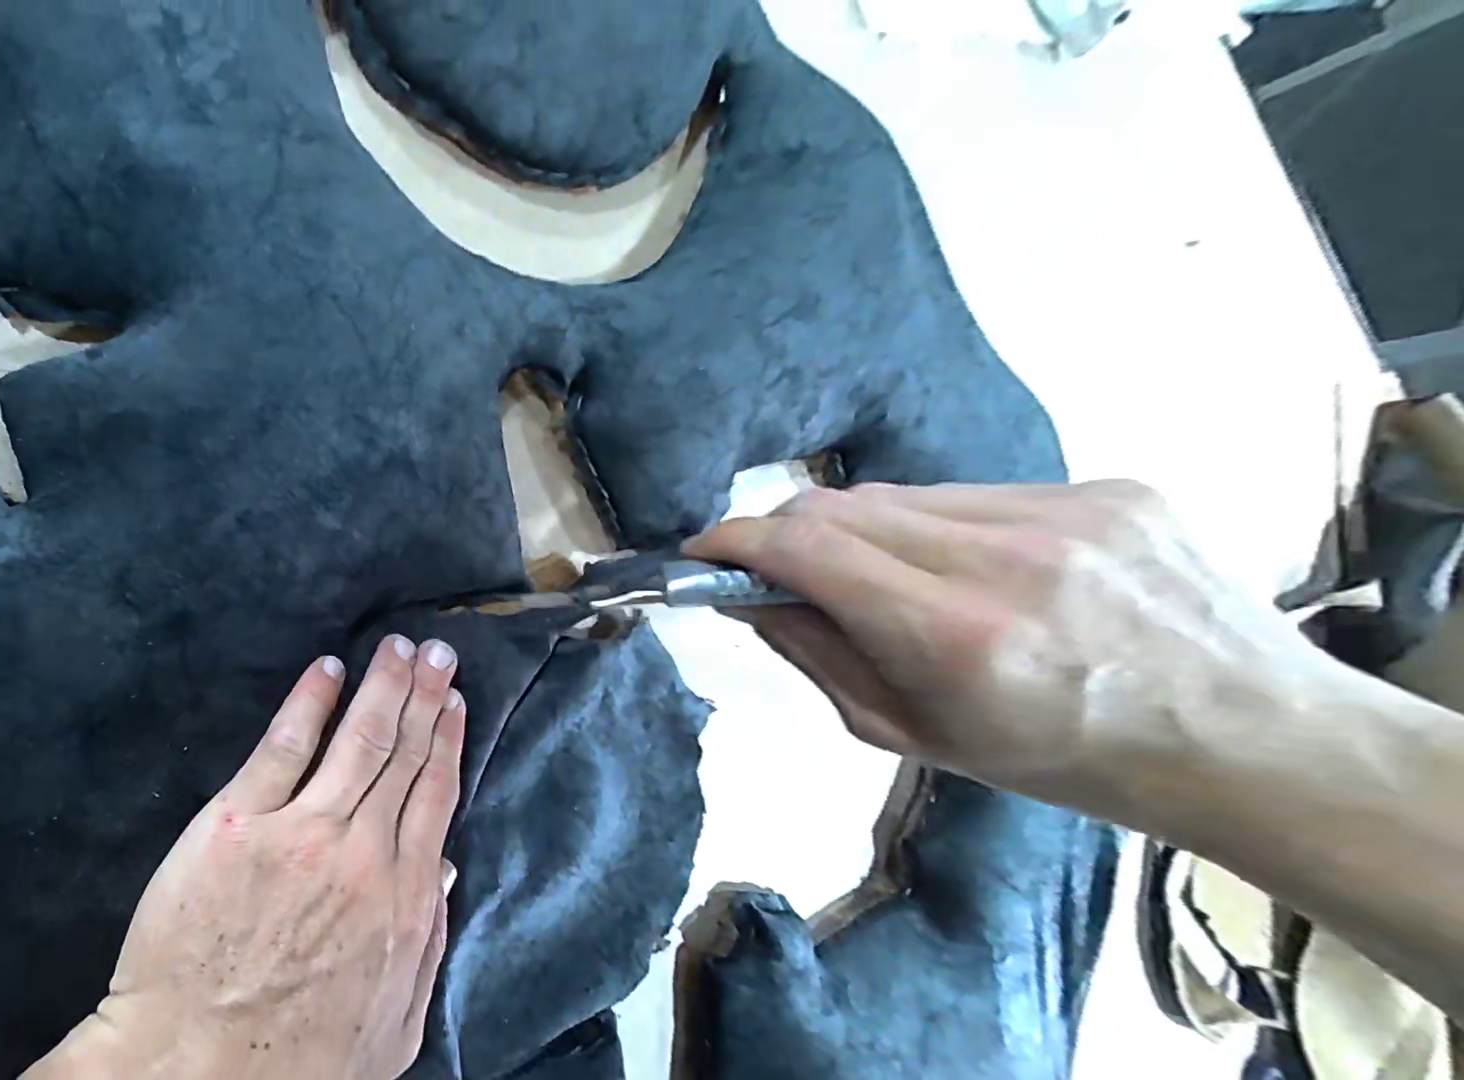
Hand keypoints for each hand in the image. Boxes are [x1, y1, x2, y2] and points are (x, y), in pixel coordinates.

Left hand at [25, 635, 465, 1079]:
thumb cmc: (300, 1059)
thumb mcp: (394, 1022)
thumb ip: (429, 939)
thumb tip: (446, 866)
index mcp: (403, 893)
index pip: (435, 793)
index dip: (447, 739)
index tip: (455, 702)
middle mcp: (362, 850)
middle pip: (404, 753)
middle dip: (425, 695)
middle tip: (439, 652)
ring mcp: (301, 830)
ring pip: (357, 738)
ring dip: (383, 686)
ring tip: (399, 648)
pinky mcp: (237, 823)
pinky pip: (283, 747)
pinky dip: (309, 703)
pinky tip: (328, 670)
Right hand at [686, 481, 1341, 812]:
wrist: (1247, 742)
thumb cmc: (1054, 759)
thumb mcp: (905, 733)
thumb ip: (811, 652)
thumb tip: (746, 592)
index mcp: (957, 638)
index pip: (808, 549)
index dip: (737, 539)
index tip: (702, 548)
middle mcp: (1008, 558)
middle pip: (840, 506)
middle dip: (789, 533)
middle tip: (783, 569)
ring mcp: (1065, 511)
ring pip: (898, 492)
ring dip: (859, 529)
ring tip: (885, 575)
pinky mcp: (1103, 486)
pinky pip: (966, 491)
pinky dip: (930, 523)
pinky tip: (968, 565)